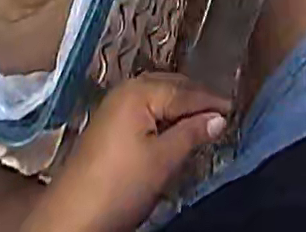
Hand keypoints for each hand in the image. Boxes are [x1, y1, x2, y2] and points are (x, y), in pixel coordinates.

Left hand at [25, 74, 227, 231]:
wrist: (70, 220)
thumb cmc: (119, 186)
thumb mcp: (162, 161)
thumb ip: (192, 134)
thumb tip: (220, 117)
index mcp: (140, 90)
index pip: (185, 91)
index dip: (211, 102)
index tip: (235, 109)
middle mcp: (127, 89)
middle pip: (172, 87)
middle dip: (196, 100)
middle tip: (222, 115)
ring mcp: (115, 105)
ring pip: (159, 97)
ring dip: (180, 108)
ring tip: (203, 122)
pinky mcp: (109, 124)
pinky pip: (146, 109)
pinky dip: (164, 116)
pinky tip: (174, 130)